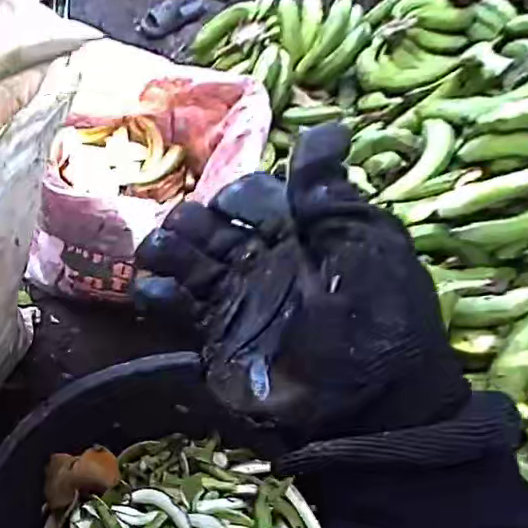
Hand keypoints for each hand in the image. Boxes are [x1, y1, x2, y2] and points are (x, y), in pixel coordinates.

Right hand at [133, 123, 468, 441]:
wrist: (363, 402)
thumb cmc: (373, 317)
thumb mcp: (362, 244)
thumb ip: (328, 193)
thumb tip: (325, 125)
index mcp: (297, 232)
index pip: (252, 195)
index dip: (236, 193)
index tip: (231, 204)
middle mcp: (259, 260)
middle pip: (208, 226)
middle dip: (191, 221)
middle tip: (188, 231)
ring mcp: (232, 298)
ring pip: (184, 262)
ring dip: (166, 249)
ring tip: (160, 252)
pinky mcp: (212, 334)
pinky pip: (175, 308)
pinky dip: (156, 295)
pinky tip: (154, 291)